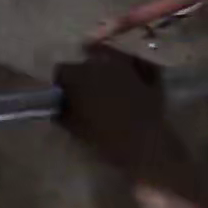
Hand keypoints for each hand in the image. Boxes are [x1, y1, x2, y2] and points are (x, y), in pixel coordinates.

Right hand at [54, 44, 193, 189]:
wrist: (146, 147)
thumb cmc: (105, 138)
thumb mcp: (74, 128)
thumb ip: (62, 113)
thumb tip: (58, 106)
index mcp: (78, 75)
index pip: (61, 71)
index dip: (61, 85)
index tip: (63, 99)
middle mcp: (101, 64)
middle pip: (84, 65)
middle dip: (81, 78)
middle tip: (83, 97)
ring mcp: (126, 67)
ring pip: (109, 60)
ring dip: (103, 71)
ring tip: (104, 88)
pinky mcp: (148, 75)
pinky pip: (136, 62)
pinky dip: (131, 64)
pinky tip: (128, 74)